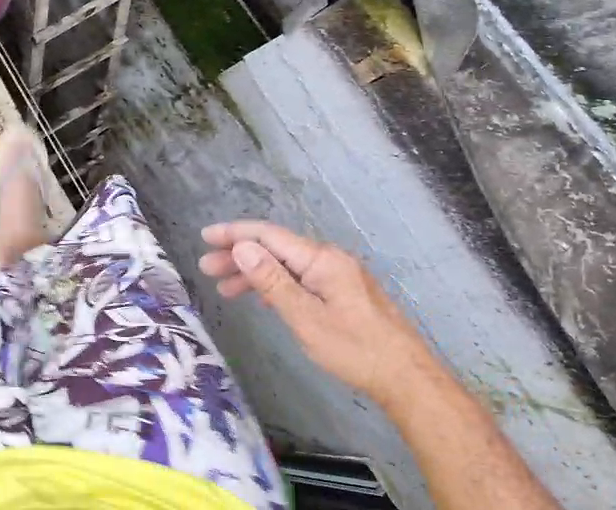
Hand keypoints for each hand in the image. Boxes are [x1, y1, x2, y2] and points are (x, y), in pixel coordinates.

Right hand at [199, 221, 437, 404]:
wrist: (411, 382)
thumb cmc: (356, 350)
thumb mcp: (306, 318)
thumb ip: (272, 281)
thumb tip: (242, 248)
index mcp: (321, 259)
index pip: (268, 235)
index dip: (234, 233)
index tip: (204, 237)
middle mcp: (331, 259)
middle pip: (276, 248)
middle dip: (239, 256)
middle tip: (207, 269)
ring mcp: (341, 276)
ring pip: (288, 265)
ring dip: (255, 273)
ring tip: (226, 289)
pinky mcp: (347, 294)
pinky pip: (302, 278)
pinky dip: (277, 284)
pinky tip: (263, 300)